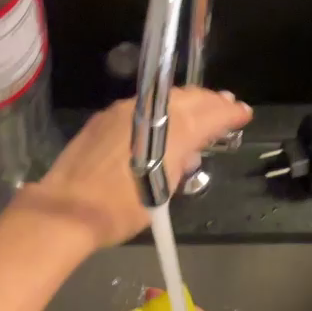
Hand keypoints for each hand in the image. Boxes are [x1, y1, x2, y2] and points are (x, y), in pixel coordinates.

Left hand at [13, 87, 251, 248]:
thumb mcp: (160, 195)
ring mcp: (124, 111)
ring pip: (163, 100)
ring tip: (196, 114)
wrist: (69, 210)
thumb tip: (185, 159)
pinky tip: (158, 126)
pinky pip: (140, 108)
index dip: (229, 113)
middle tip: (224, 108)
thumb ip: (178, 169)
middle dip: (209, 103)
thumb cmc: (119, 211)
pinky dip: (157, 113)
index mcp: (173, 130)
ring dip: (183, 106)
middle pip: (188, 99)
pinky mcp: (103, 119)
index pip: (210, 114)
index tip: (243, 114)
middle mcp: (150, 111)